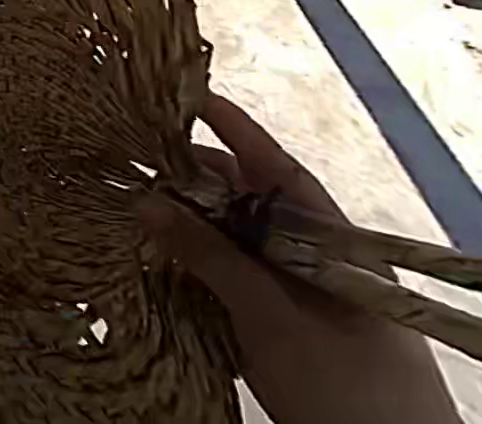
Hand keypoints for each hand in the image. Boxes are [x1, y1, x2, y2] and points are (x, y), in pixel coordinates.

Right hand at [138, 95, 462, 423]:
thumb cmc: (347, 386)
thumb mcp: (271, 316)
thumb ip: (208, 255)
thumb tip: (143, 198)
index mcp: (326, 236)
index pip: (273, 165)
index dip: (232, 126)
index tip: (188, 95)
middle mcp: (306, 251)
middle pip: (242, 196)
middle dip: (190, 176)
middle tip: (136, 161)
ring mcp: (290, 286)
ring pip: (228, 234)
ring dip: (185, 222)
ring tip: (134, 207)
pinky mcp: (273, 317)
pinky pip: (224, 272)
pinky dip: (190, 261)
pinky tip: (156, 257)